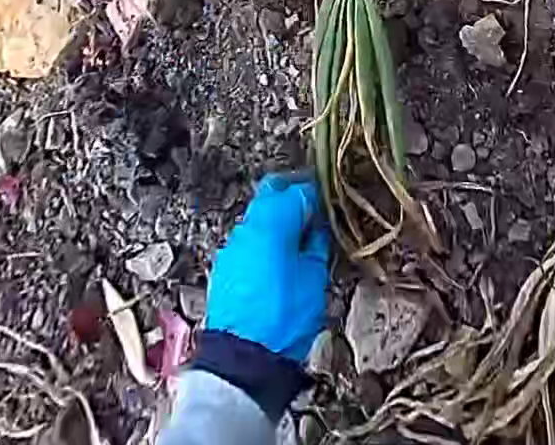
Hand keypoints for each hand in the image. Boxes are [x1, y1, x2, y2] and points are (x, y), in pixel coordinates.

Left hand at [205, 172, 330, 363]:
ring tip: (299, 243)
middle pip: (272, 191)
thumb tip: (316, 224)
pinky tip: (279, 262)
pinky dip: (265, 241)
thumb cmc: (284, 317)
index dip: (318, 195)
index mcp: (272, 222)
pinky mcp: (224, 268)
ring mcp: (232, 247)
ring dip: (279, 220)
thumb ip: (316, 239)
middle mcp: (247, 227)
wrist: (242, 364)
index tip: (330, 206)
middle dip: (295, 197)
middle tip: (315, 214)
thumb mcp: (315, 273)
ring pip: (259, 215)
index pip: (300, 189)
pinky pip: (248, 240)